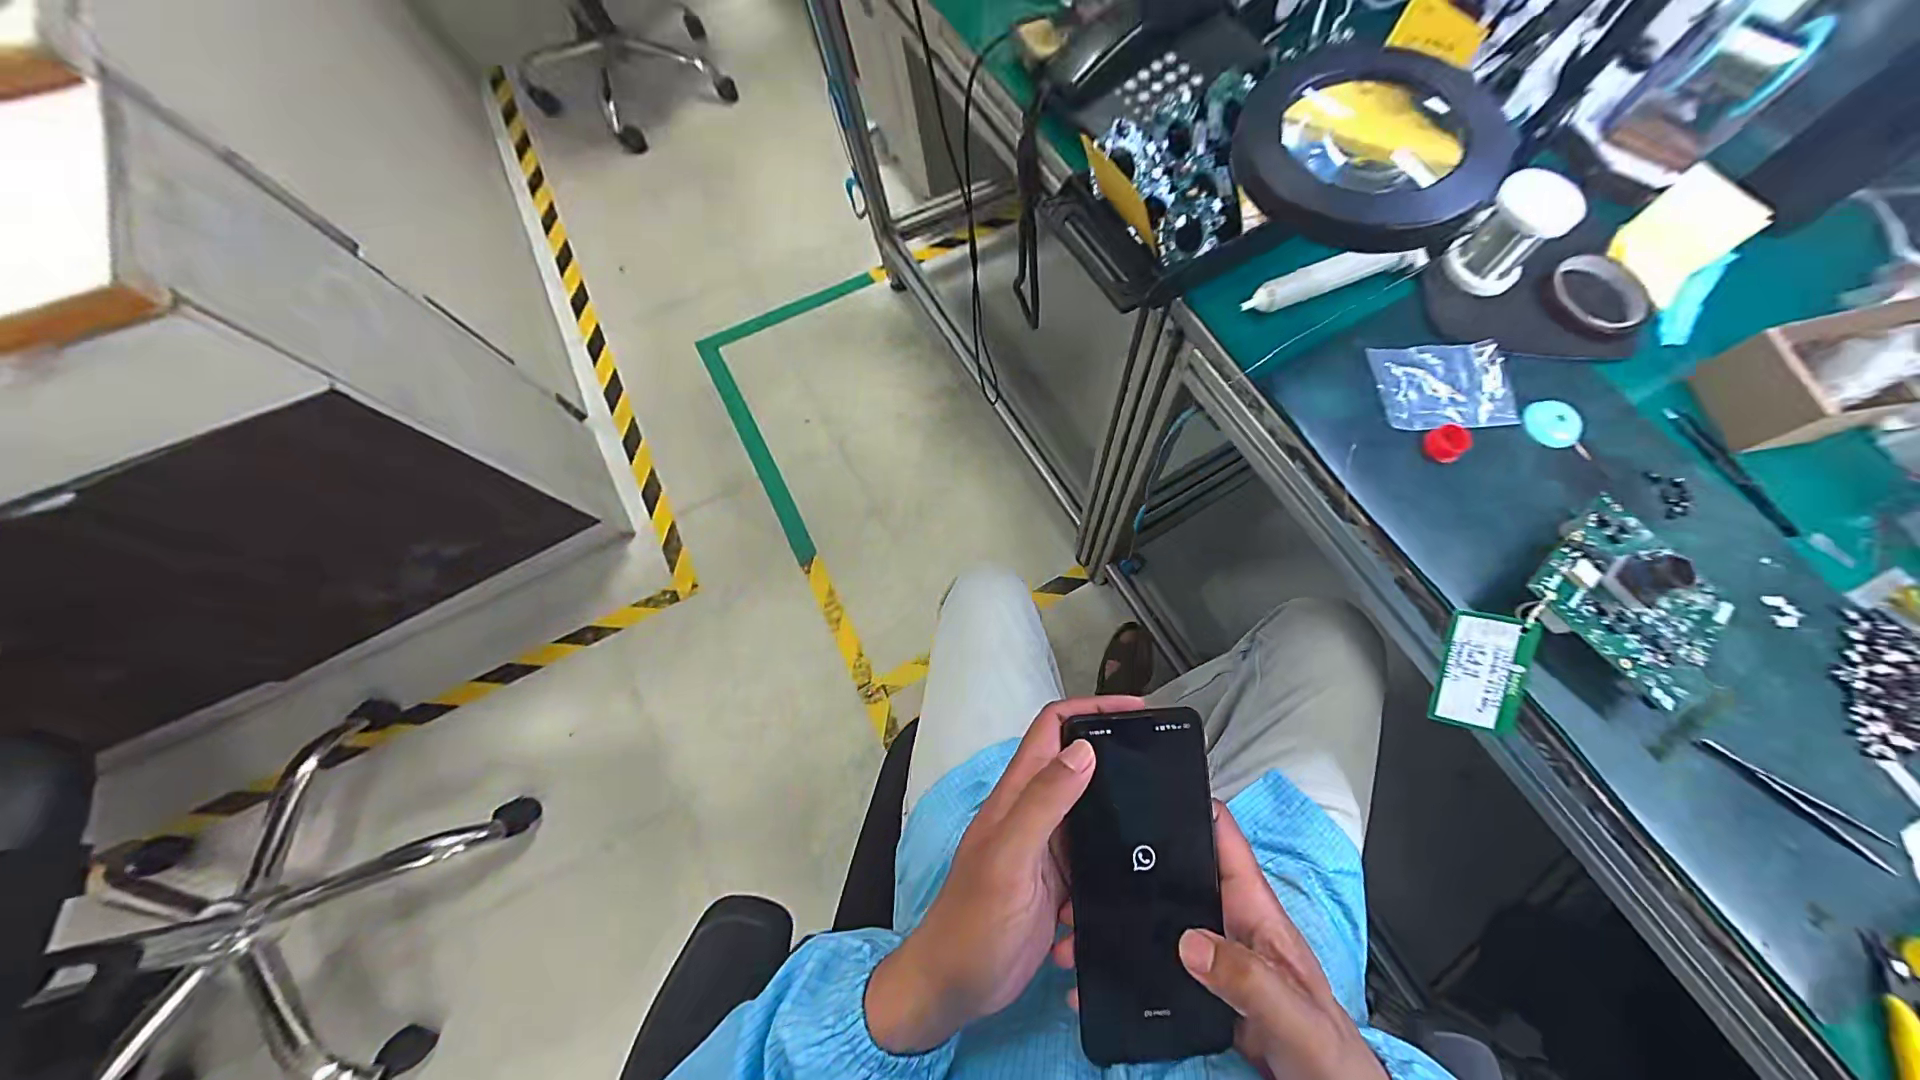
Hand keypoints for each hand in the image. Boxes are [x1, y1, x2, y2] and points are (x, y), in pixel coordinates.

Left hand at [864, 695, 1144, 1053]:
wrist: (956, 987)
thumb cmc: (973, 921)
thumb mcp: (1010, 857)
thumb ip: (1043, 802)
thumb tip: (1084, 749)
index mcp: (1017, 793)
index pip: (1052, 727)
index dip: (1090, 707)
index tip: (1136, 709)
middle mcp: (1033, 810)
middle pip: (1077, 763)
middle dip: (1116, 754)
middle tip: (1162, 761)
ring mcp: (1048, 846)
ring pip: (1091, 810)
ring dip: (1120, 810)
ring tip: (1162, 816)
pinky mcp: (1059, 880)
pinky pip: (1095, 855)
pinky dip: (1114, 857)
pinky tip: (1137, 870)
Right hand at [1049, 804, 1383, 1077]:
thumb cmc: (1327, 1057)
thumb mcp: (1294, 1018)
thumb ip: (1249, 979)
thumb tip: (1187, 941)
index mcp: (1252, 906)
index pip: (1220, 835)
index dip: (1186, 803)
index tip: (1140, 788)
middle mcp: (1224, 917)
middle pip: (1171, 869)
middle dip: (1126, 862)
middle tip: (1077, 863)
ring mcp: (1207, 949)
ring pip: (1151, 912)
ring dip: (1112, 914)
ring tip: (1070, 924)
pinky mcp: (1192, 982)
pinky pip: (1147, 955)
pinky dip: (1118, 955)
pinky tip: (1088, 965)